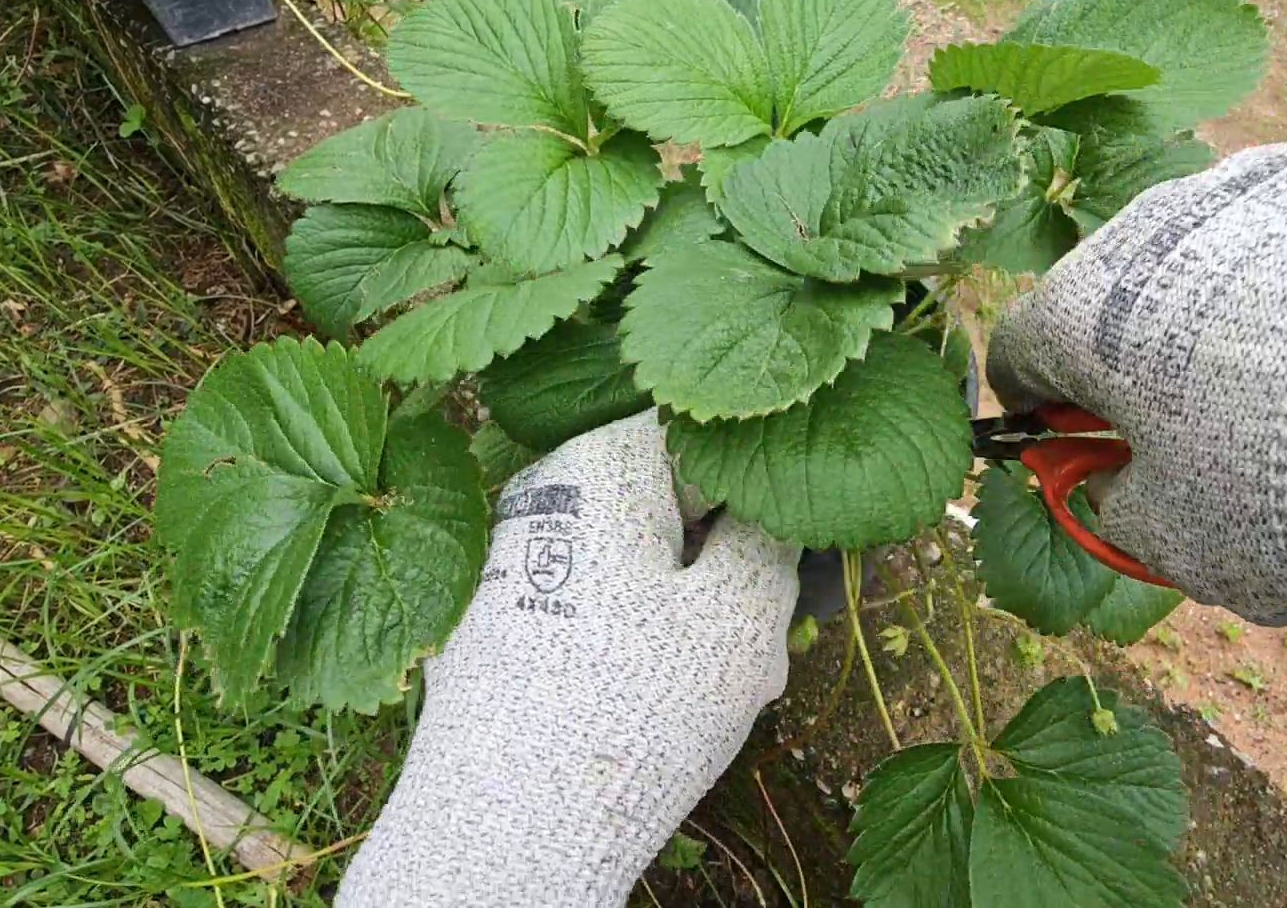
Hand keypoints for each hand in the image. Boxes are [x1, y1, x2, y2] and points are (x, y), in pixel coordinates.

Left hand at [334, 411, 800, 907]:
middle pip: (674, 507)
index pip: (706, 438)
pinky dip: (643, 635)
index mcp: (600, 466)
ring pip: (643, 563)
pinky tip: (667, 700)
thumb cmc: (628, 712)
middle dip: (732, 570)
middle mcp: (548, 497)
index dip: (761, 494)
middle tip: (767, 643)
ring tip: (730, 687)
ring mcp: (519, 561)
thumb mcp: (738, 614)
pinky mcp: (505, 618)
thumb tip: (769, 508)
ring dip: (697, 614)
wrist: (494, 847)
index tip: (792, 559)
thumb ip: (770, 538)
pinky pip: (598, 603)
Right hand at [988, 115, 1286, 624]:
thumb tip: (1117, 488)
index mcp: (1081, 310)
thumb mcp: (1175, 543)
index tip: (1072, 438)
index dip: (1035, 404)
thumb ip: (1117, 510)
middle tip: (1205, 425)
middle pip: (1119, 296)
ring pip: (1221, 248)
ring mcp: (1266, 173)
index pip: (1016, 353)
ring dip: (1239, 306)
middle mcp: (1154, 221)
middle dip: (1143, 359)